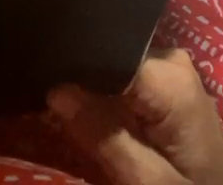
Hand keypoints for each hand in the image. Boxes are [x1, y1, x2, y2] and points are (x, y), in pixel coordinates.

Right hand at [48, 50, 222, 184]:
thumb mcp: (147, 182)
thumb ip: (104, 137)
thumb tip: (58, 91)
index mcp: (170, 78)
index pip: (113, 51)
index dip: (79, 67)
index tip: (49, 82)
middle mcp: (173, 59)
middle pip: (115, 53)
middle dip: (84, 76)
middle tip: (55, 101)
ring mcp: (173, 65)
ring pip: (119, 61)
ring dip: (95, 84)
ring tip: (69, 103)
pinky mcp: (169, 78)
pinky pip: (130, 72)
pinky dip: (110, 90)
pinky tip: (94, 107)